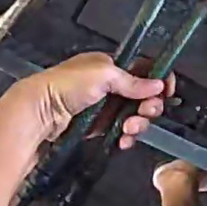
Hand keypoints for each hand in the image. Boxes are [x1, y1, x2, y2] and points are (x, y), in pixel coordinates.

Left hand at [4, 53, 172, 147]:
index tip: (167, 91)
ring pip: (135, 115)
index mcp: (109, 65)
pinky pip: (121, 131)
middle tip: (146, 112)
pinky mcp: (99, 127)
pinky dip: (126, 136)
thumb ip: (132, 80)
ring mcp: (104, 107)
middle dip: (149, 105)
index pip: (143, 70)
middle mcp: (109, 85)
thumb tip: (159, 85)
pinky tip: (122, 140)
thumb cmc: (67, 85)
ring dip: (138, 123)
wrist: (38, 114)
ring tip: (128, 129)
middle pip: (143, 95)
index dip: (158, 80)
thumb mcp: (103, 74)